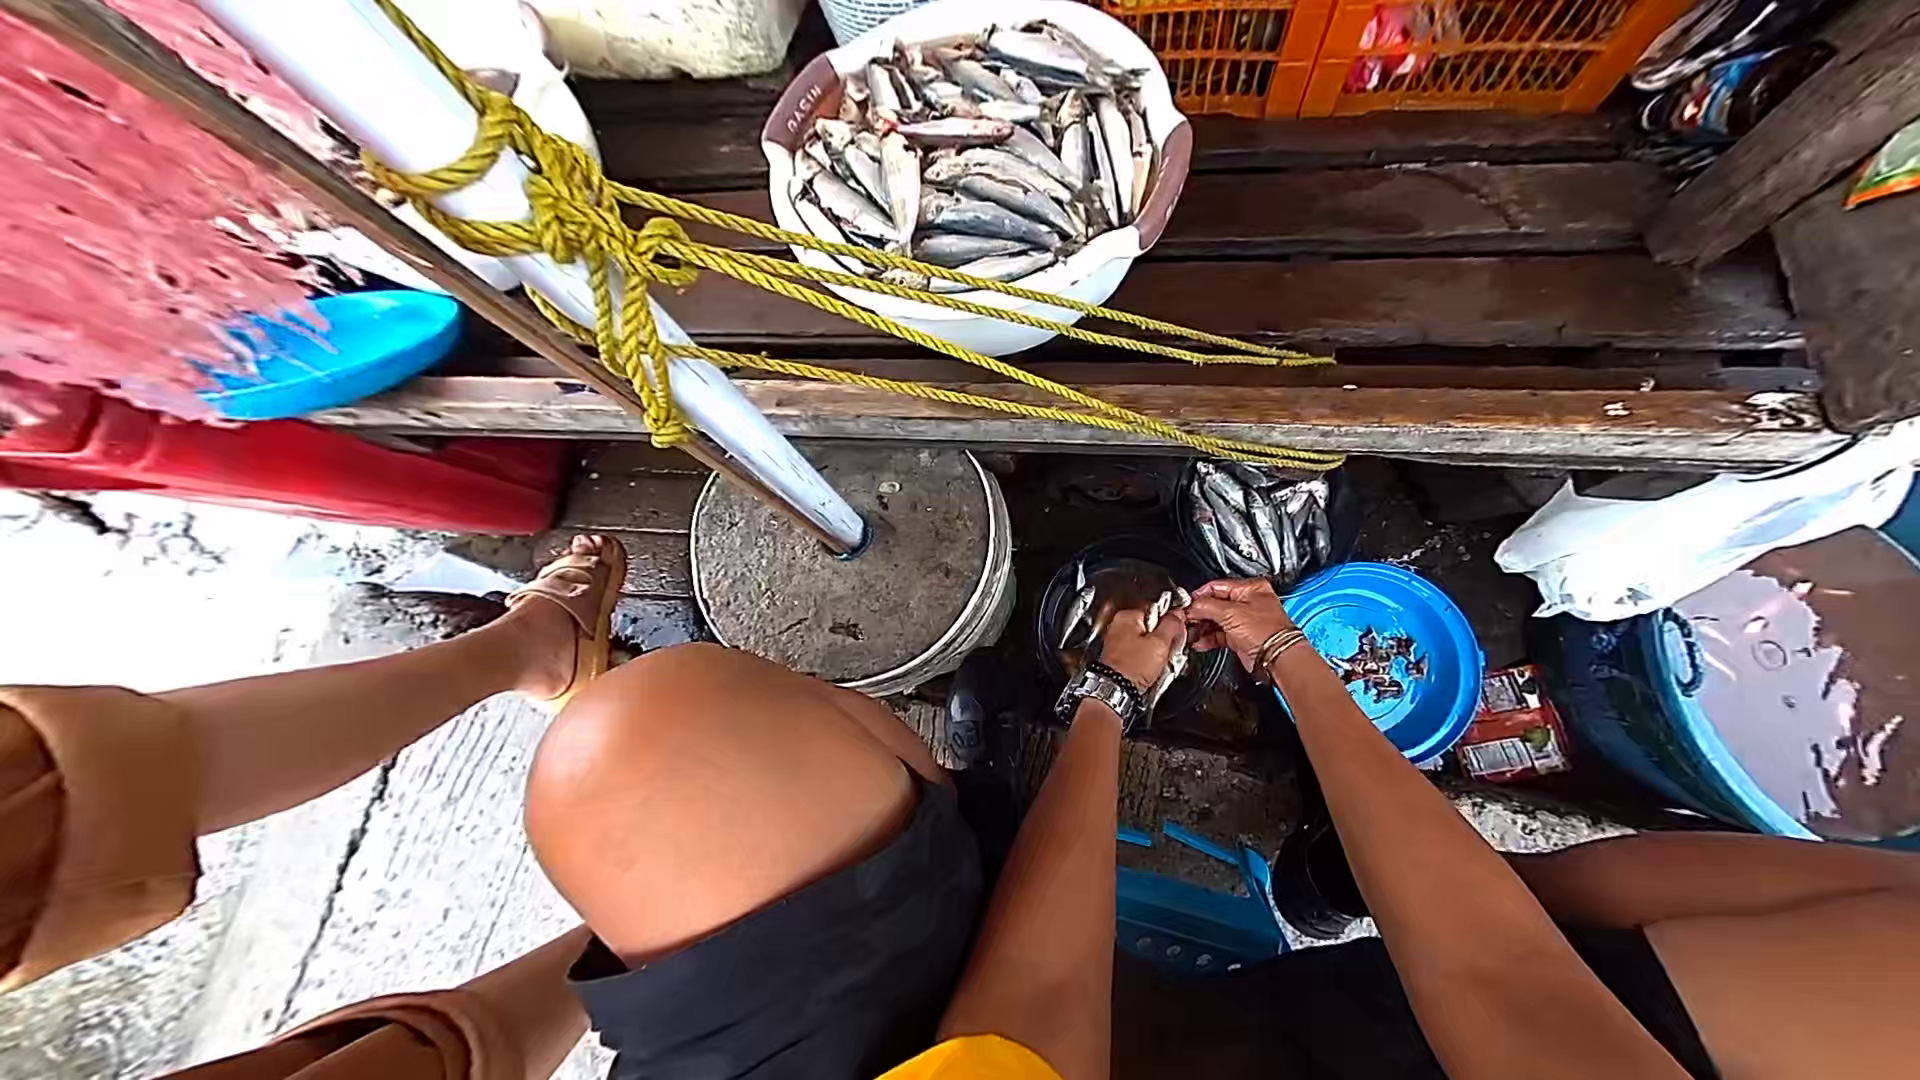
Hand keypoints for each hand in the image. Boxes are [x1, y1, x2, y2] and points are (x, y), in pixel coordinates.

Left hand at [1095, 607, 1187, 693]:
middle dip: (1163, 637)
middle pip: (1151, 625)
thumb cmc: (1132, 667)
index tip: (1178, 629)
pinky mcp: (1119, 656)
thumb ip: (1171, 625)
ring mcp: (1117, 641)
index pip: (1156, 609)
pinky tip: (1150, 667)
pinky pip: (1139, 652)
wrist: (1116, 690)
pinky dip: (1147, 658)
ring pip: (1146, 640)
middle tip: (1169, 648)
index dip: (1171, 620)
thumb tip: (1178, 615)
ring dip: (1156, 649)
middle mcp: (1119, 626)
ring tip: (1159, 661)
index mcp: (1127, 617)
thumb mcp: (1160, 643)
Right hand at [1185, 578, 1296, 672]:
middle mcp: (1249, 602)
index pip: (1216, 586)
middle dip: (1199, 613)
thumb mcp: (1230, 612)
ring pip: (1216, 620)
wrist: (1277, 659)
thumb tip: (1191, 606)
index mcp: (1251, 588)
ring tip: (1191, 631)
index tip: (1187, 604)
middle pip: (1215, 603)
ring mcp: (1245, 620)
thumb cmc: (1267, 633)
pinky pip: (1219, 634)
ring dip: (1202, 627)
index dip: (1199, 595)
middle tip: (1187, 618)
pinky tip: (1200, 641)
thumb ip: (1205, 606)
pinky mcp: (1242, 637)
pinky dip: (1208, 638)